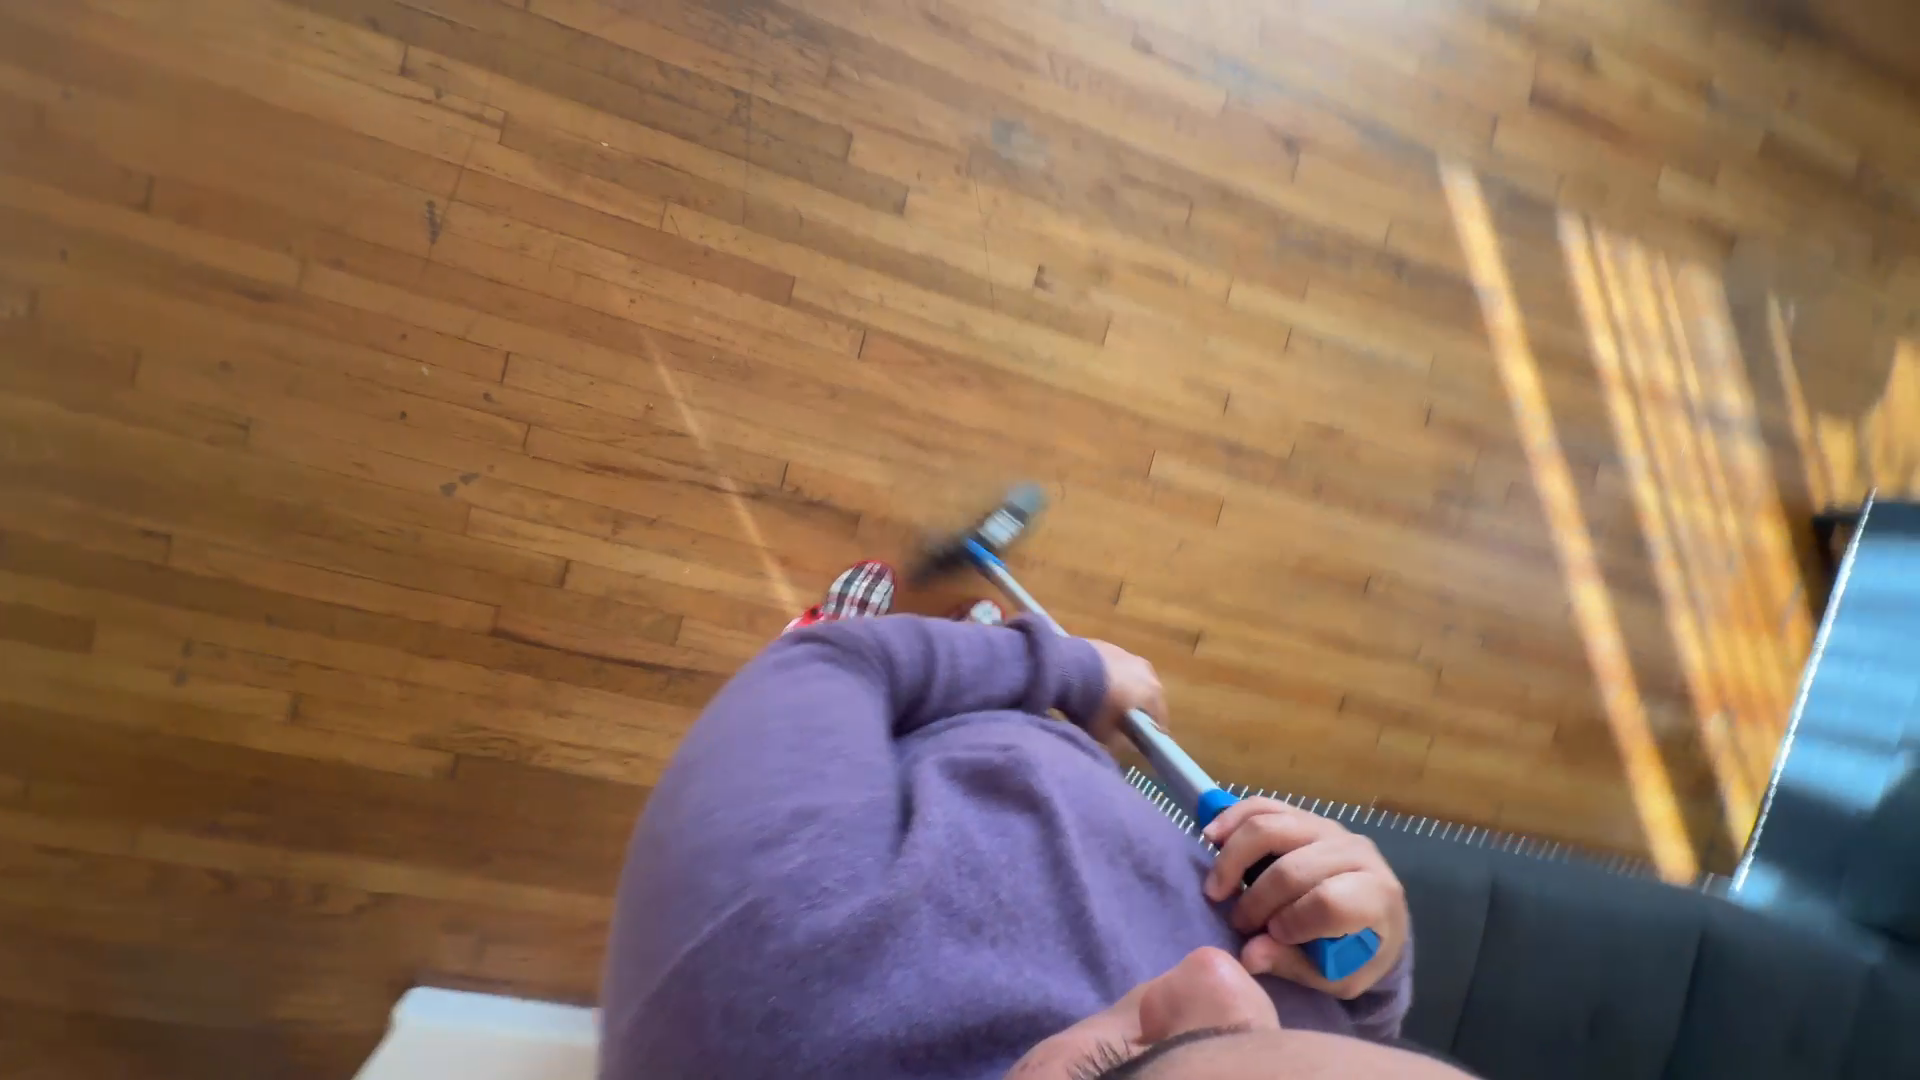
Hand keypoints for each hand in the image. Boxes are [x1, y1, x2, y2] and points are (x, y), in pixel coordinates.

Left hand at [1087, 639, 1164, 740]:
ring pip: (1133, 679)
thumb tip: (1131, 743)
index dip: (1149, 733)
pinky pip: (1117, 666)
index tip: (1138, 741)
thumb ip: (1124, 743)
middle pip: (1148, 697)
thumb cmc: (1091, 705)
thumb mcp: (1107, 735)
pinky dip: (1111, 675)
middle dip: (1138, 708)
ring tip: (1106, 700)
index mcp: (1153, 694)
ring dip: (1125, 689)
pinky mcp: (1110, 645)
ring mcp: (1129, 655)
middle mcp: (1148, 672)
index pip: (1159, 720)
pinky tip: (1095, 683)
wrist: (1064, 667)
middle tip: (1121, 721)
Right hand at [1200, 797, 1408, 998]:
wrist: (1374, 913)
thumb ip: (1295, 964)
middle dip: (1257, 898)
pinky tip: (1212, 837)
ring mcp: (1327, 826)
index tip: (1272, 936)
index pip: (1330, 901)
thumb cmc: (1358, 948)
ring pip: (1271, 828)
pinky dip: (1232, 819)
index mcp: (1377, 895)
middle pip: (1293, 867)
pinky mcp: (1303, 813)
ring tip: (1215, 887)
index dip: (1295, 919)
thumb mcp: (1338, 975)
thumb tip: (1250, 955)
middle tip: (1238, 922)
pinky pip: (1262, 806)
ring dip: (1234, 857)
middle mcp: (1356, 852)